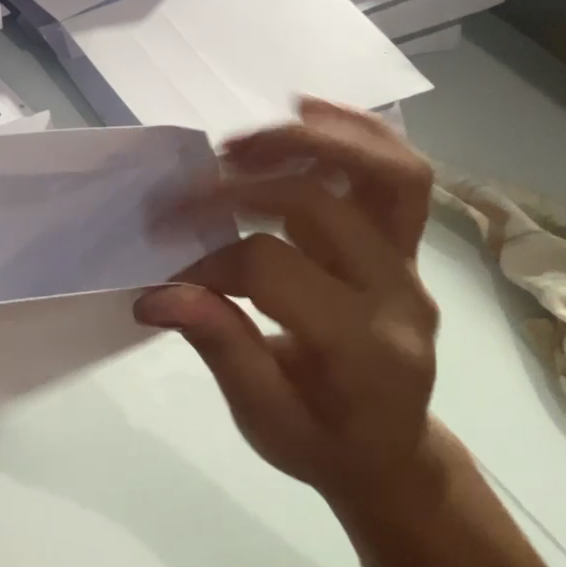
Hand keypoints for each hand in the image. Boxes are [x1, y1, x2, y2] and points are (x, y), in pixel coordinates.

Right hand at [135, 98, 446, 512]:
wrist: (390, 453)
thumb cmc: (320, 440)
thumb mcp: (261, 415)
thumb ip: (219, 348)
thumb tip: (156, 295)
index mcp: (362, 345)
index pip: (274, 269)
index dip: (209, 262)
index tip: (168, 277)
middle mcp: (398, 293)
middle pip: (322, 204)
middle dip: (237, 189)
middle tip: (182, 193)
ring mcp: (409, 263)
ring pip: (388, 172)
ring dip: (309, 140)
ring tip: (240, 141)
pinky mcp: (404, 246)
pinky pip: (396, 175)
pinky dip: (354, 133)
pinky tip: (303, 113)